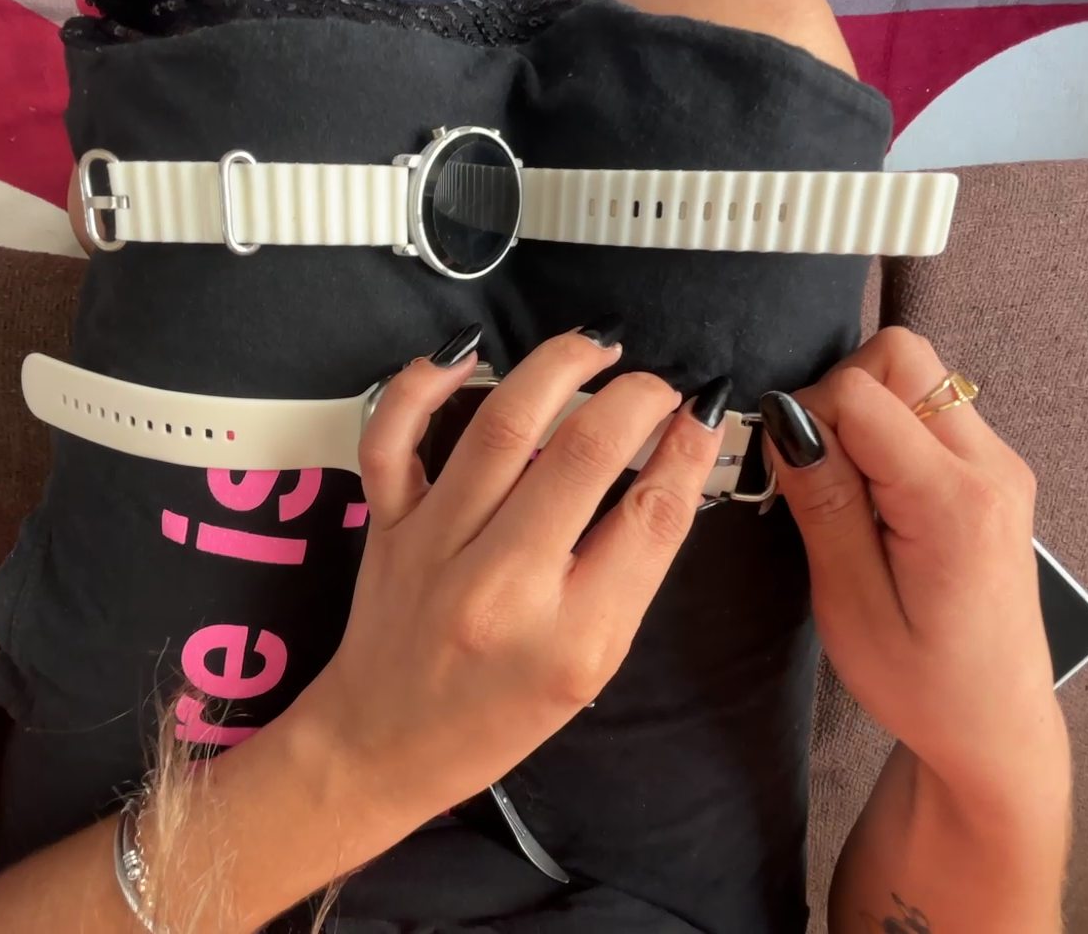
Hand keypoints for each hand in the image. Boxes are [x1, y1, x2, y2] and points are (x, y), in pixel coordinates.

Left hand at [288, 324, 727, 818]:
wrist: (385, 743)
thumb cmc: (498, 718)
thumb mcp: (590, 665)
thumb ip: (630, 569)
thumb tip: (670, 468)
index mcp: (572, 636)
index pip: (650, 517)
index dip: (689, 449)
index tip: (703, 409)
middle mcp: (501, 582)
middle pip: (581, 457)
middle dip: (633, 399)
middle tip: (656, 383)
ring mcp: (434, 544)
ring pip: (497, 429)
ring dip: (555, 369)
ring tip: (597, 345)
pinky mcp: (386, 523)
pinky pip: (391, 440)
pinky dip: (419, 386)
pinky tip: (464, 354)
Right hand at [762, 328, 1066, 808]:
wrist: (995, 727)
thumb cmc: (918, 681)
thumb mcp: (850, 601)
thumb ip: (822, 501)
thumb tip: (784, 420)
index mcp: (955, 501)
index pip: (861, 393)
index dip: (804, 414)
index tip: (786, 470)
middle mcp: (990, 464)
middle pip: (901, 355)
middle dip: (837, 389)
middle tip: (813, 461)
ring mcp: (997, 463)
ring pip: (914, 372)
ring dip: (858, 406)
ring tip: (837, 476)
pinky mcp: (990, 472)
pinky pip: (924, 406)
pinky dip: (878, 423)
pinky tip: (865, 484)